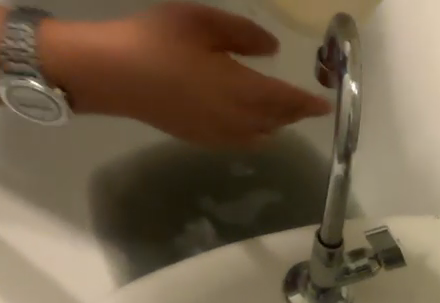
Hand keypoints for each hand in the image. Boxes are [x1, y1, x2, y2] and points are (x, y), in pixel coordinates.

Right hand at [49, 4, 331, 147]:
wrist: (115, 76)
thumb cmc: (158, 41)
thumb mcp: (203, 23)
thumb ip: (244, 35)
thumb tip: (272, 49)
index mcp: (244, 91)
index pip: (287, 100)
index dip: (307, 102)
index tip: (324, 104)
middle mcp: (240, 120)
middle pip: (278, 120)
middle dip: (295, 113)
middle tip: (306, 106)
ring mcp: (221, 134)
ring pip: (262, 135)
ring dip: (277, 125)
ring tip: (283, 114)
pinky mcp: (203, 140)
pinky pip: (242, 141)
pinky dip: (256, 134)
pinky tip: (252, 125)